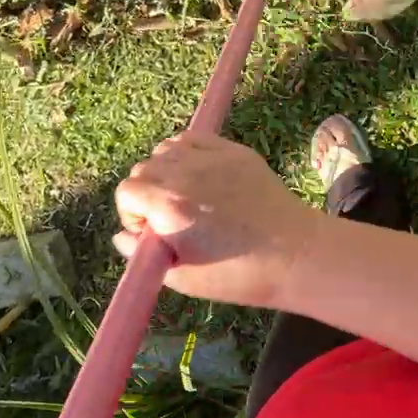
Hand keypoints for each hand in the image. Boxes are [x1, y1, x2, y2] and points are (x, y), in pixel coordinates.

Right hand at [112, 133, 322, 308]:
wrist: (295, 253)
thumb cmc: (239, 275)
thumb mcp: (184, 278)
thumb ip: (144, 257)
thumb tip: (123, 239)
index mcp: (170, 207)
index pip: (126, 190)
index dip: (133, 213)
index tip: (153, 232)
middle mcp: (184, 174)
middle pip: (142, 168)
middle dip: (147, 192)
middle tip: (170, 217)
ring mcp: (210, 156)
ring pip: (165, 149)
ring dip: (166, 170)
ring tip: (186, 195)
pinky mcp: (232, 149)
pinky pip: (192, 138)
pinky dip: (187, 152)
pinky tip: (202, 176)